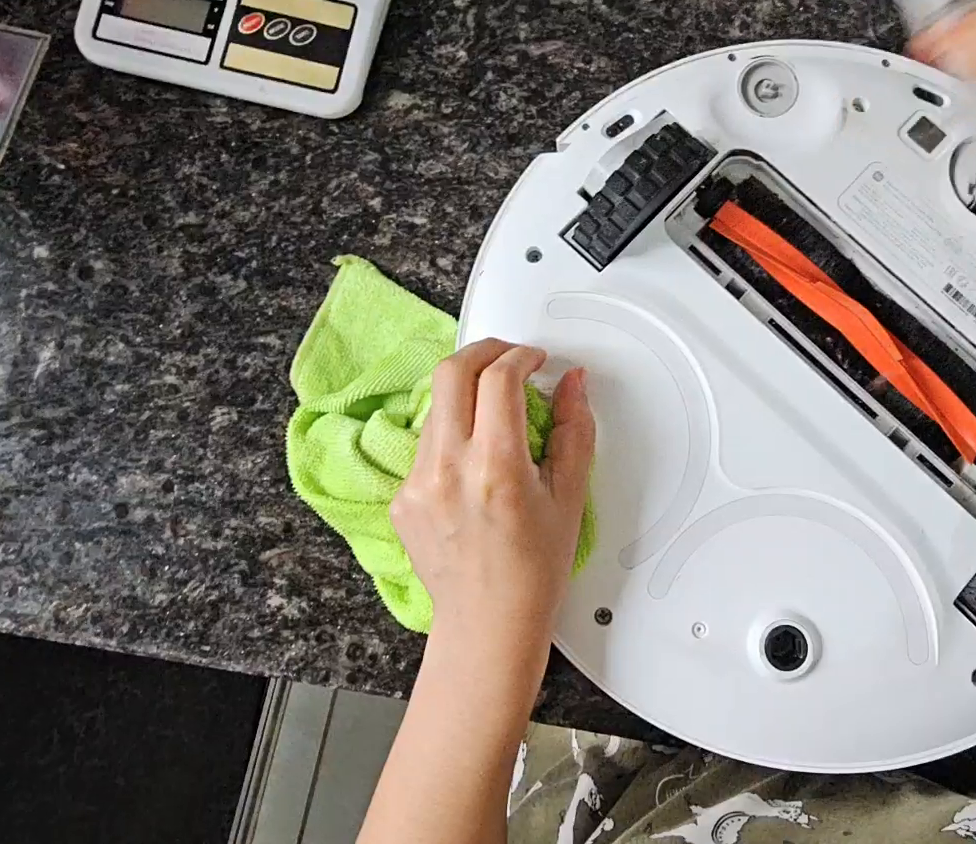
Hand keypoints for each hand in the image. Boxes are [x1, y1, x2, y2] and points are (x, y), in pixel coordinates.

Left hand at [366, 340, 592, 843]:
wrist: (487, 626)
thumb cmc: (534, 571)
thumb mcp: (568, 496)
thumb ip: (574, 429)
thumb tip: (573, 383)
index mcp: (496, 466)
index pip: (499, 377)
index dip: (521, 355)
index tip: (536, 360)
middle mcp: (448, 467)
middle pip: (451, 371)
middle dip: (484, 350)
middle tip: (509, 357)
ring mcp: (417, 481)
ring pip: (436, 403)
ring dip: (467, 391)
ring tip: (496, 412)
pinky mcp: (401, 495)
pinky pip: (426, 440)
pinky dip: (453, 430)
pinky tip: (475, 457)